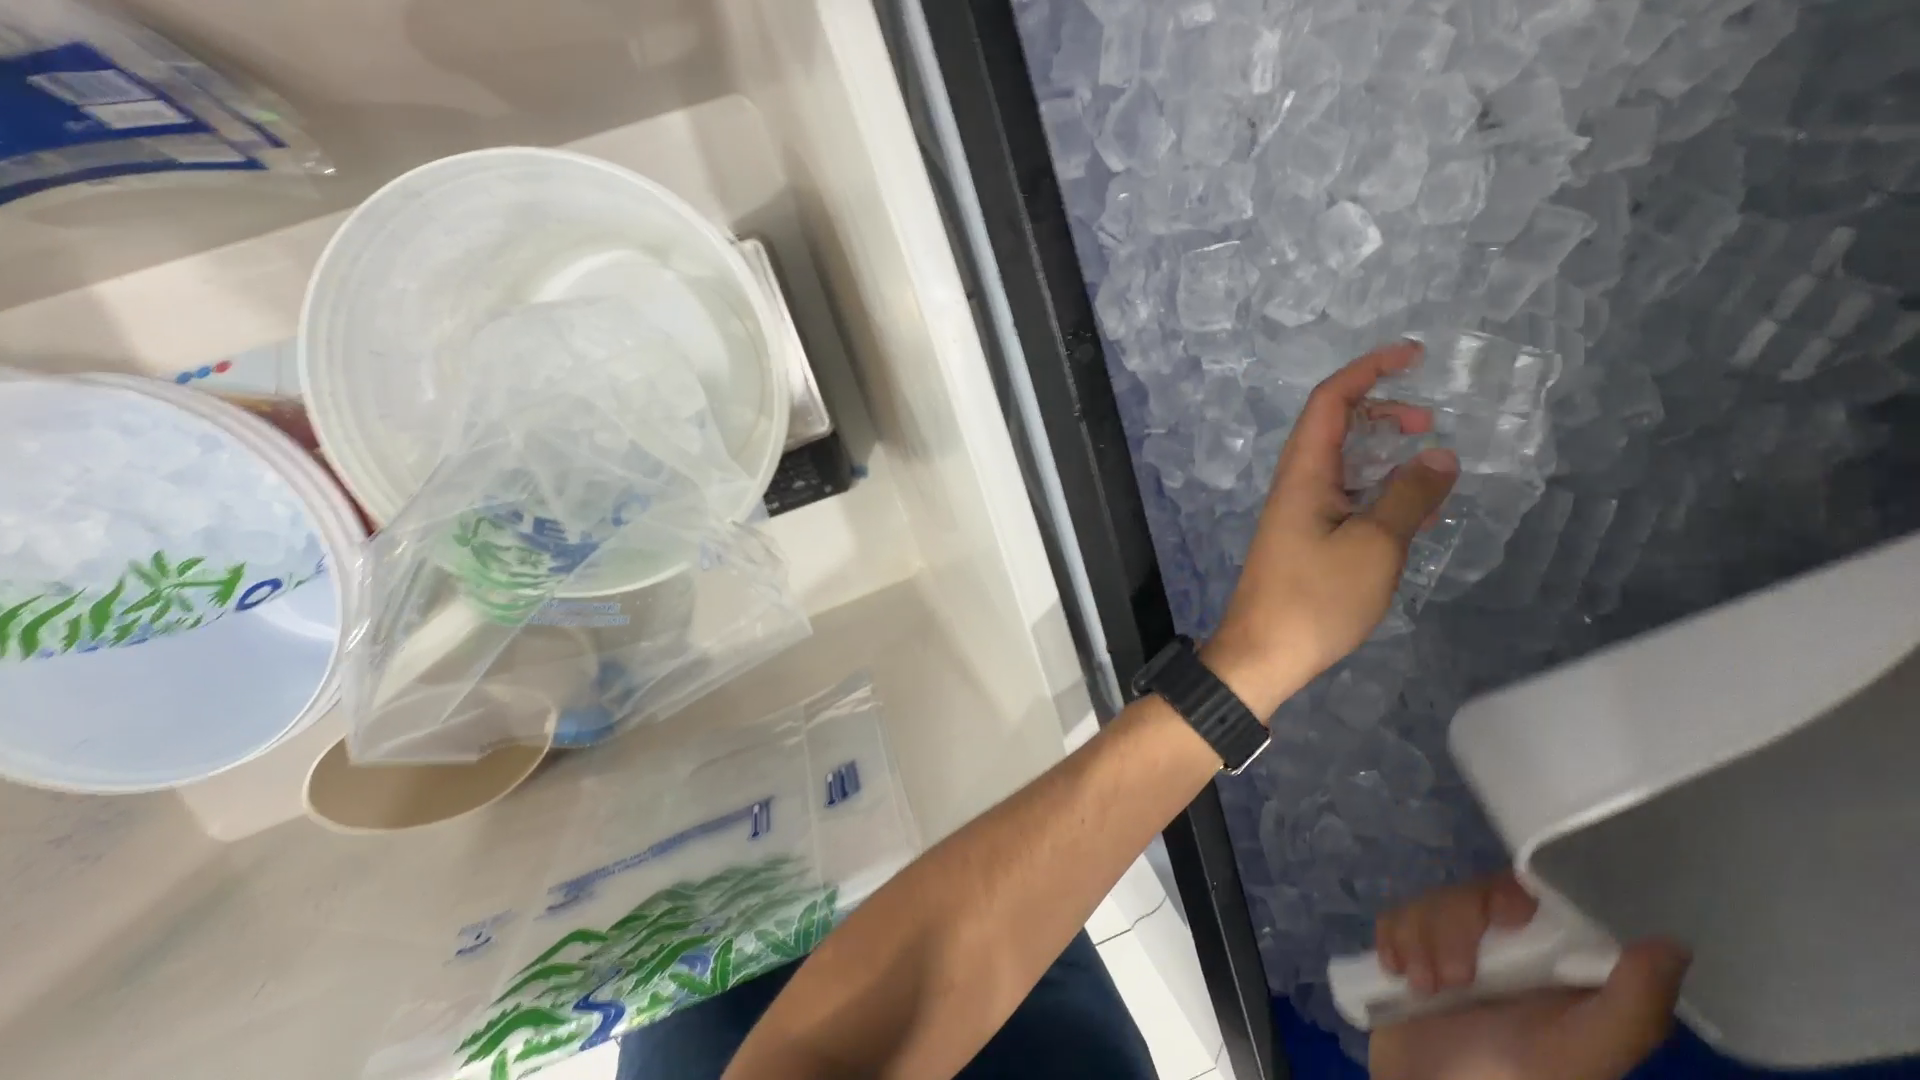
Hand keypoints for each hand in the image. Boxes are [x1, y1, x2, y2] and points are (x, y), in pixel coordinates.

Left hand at [1203, 340, 1458, 713]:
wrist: (1263, 655)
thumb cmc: (1315, 599)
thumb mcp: (1375, 546)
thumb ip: (1408, 497)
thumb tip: (1440, 457)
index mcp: (1304, 473)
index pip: (1329, 401)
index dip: (1367, 371)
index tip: (1412, 356)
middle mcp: (1297, 485)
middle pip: (1334, 428)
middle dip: (1381, 413)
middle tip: (1427, 424)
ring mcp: (1299, 515)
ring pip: (1343, 466)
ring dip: (1383, 455)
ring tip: (1428, 466)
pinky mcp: (1306, 542)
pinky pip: (1346, 500)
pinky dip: (1379, 493)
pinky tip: (1411, 512)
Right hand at [1370, 874, 1691, 1079]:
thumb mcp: (1582, 1056)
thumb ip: (1630, 1009)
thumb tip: (1672, 942)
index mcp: (1558, 965)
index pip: (1538, 896)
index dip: (1513, 895)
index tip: (1503, 920)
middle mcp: (1510, 951)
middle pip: (1474, 893)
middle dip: (1451, 928)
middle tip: (1451, 979)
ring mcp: (1457, 950)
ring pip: (1430, 901)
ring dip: (1417, 940)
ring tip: (1420, 987)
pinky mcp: (1411, 953)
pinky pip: (1395, 916)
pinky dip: (1391, 940)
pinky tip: (1395, 974)